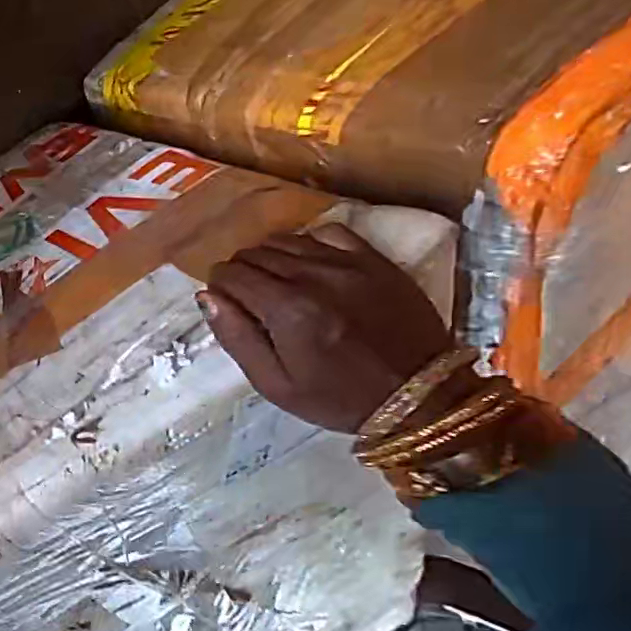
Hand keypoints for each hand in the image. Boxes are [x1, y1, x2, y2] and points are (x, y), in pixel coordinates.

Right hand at [200, 224, 455, 432]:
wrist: (422, 396)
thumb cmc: (337, 397)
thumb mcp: (274, 384)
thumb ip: (236, 337)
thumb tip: (208, 296)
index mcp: (286, 310)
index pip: (230, 274)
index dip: (218, 285)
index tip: (225, 302)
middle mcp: (313, 277)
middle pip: (253, 253)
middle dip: (240, 271)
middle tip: (248, 297)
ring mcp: (347, 264)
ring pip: (285, 240)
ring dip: (269, 257)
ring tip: (276, 282)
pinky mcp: (374, 260)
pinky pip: (327, 232)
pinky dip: (307, 244)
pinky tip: (310, 266)